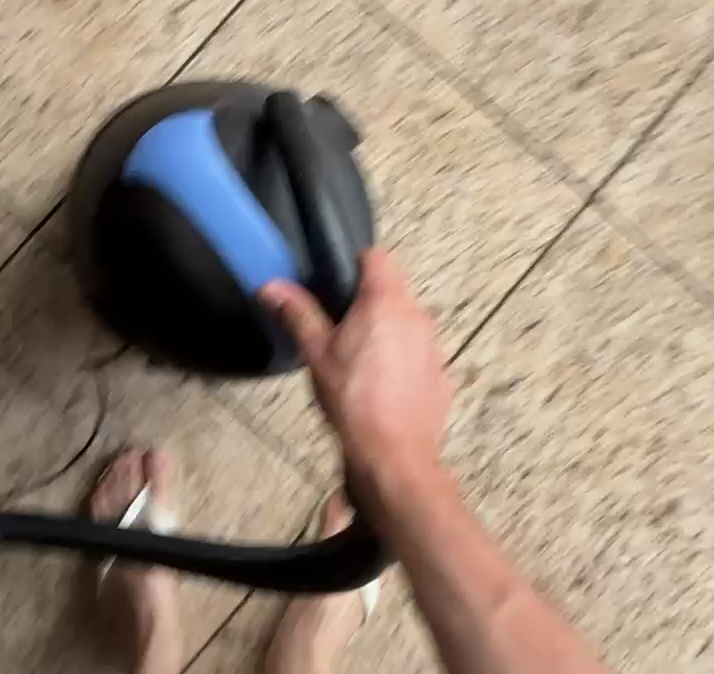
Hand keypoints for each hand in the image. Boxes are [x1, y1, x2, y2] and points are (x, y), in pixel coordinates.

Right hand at [261, 249, 452, 496]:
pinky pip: (419, 346)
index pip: (376, 255)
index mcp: (384, 302)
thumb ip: (297, 313)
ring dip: (386, 323)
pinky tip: (382, 379)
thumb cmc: (352, 400)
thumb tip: (271, 285)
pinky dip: (402, 352)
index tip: (335, 282)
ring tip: (358, 352)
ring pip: (407, 316)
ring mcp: (434, 343)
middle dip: (367, 296)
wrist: (396, 457)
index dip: (354, 261)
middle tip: (338, 321)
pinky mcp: (442, 371)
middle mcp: (416, 314)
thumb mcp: (316, 354)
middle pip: (393, 285)